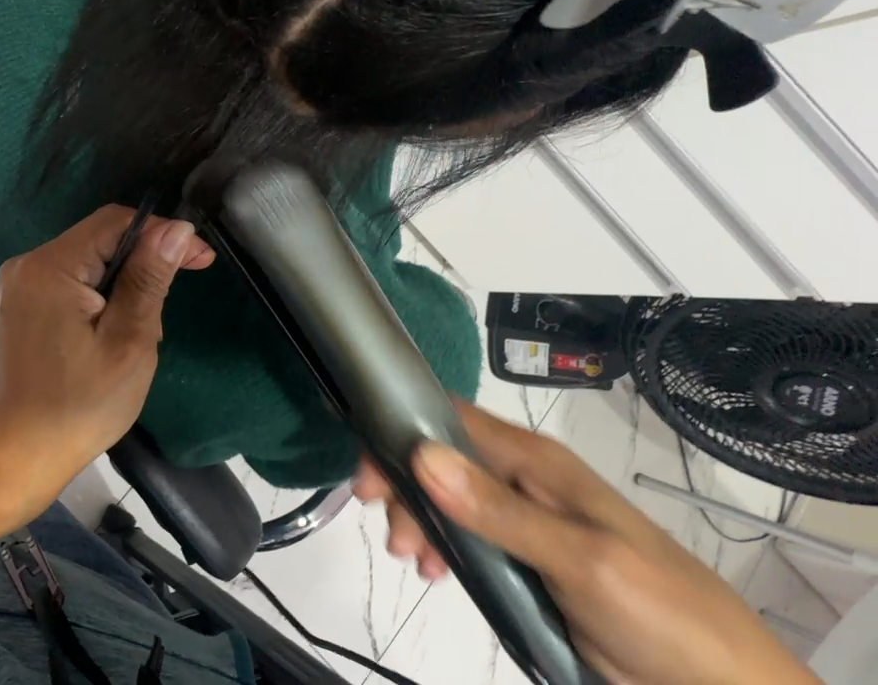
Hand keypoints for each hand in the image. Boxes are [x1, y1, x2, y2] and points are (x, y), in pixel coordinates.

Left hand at [0, 206, 211, 568]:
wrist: (17, 453)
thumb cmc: (79, 404)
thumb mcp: (129, 341)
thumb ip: (149, 279)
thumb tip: (176, 229)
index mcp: (49, 266)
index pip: (113, 221)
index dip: (160, 233)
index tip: (200, 260)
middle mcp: (25, 266)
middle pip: (97, 243)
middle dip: (138, 271)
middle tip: (158, 320)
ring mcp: (16, 288)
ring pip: (84, 267)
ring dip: (119, 292)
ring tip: (132, 341)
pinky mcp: (16, 309)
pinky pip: (65, 287)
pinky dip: (95, 304)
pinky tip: (105, 343)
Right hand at [354, 404, 819, 684]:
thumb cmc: (664, 616)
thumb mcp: (584, 564)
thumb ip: (502, 512)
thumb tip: (420, 454)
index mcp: (539, 464)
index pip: (450, 418)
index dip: (400, 431)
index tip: (369, 474)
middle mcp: (525, 481)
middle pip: (436, 459)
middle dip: (403, 490)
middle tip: (394, 537)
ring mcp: (524, 520)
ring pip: (442, 498)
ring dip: (417, 523)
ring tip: (417, 564)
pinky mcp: (523, 559)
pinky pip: (463, 536)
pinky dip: (439, 547)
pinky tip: (437, 572)